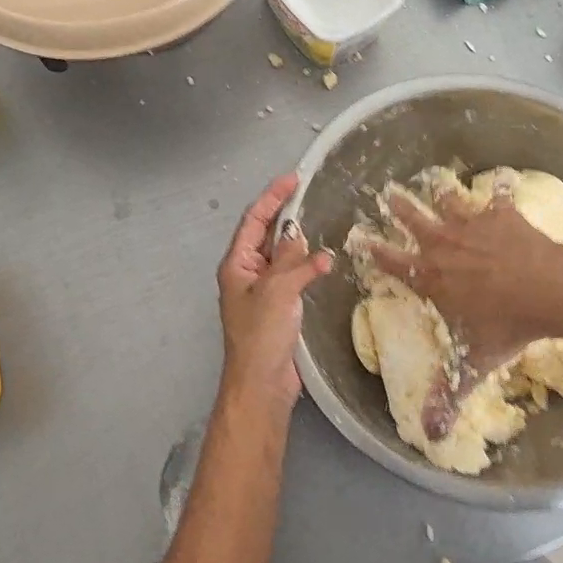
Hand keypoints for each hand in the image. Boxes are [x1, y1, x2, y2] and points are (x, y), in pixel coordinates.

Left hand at [217, 174, 333, 409]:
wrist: (262, 384)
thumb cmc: (261, 335)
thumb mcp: (276, 291)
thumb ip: (291, 261)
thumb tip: (304, 237)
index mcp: (236, 264)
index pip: (253, 220)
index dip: (272, 197)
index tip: (293, 178)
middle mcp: (246, 273)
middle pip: (266, 234)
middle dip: (285, 214)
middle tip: (309, 193)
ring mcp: (262, 291)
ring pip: (281, 255)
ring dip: (298, 240)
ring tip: (319, 221)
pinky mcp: (278, 308)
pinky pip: (292, 276)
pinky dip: (307, 266)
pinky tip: (326, 263)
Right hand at [366, 181, 562, 378]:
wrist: (545, 289)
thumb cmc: (503, 326)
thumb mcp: (472, 365)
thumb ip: (449, 395)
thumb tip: (429, 434)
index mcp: (429, 277)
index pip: (392, 262)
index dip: (374, 250)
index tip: (361, 237)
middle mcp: (442, 246)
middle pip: (413, 221)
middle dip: (399, 208)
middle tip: (388, 193)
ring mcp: (472, 226)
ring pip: (448, 202)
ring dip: (441, 193)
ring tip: (434, 181)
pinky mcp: (502, 215)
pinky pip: (499, 195)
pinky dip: (501, 187)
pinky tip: (503, 178)